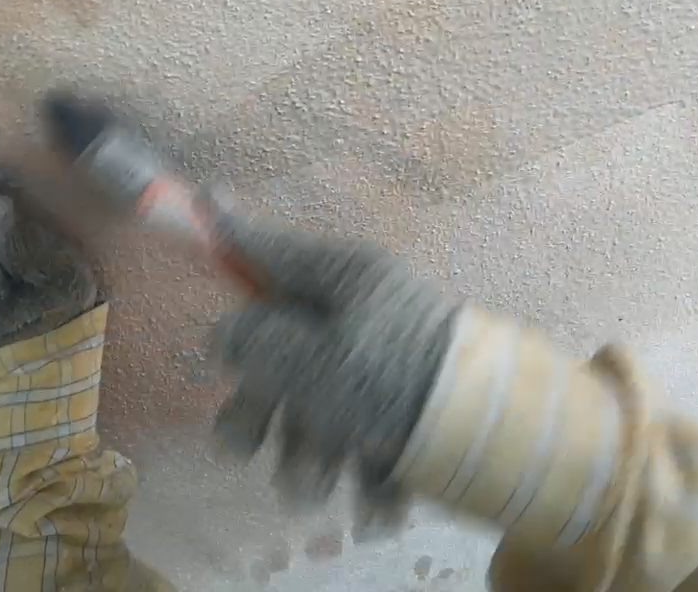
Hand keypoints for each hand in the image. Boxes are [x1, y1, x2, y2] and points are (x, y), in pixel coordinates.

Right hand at [210, 214, 456, 525]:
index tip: (204, 195)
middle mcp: (362, 313)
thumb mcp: (317, 364)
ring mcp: (385, 361)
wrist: (493, 437)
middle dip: (262, 409)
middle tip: (243, 448)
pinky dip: (365, 475)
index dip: (232, 232)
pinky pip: (364, 438)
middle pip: (283, 347)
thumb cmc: (396, 383)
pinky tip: (379, 502)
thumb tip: (226, 331)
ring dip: (311, 457)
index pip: (273, 250)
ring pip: (318, 408)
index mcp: (345, 281)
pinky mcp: (407, 407)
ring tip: (324, 485)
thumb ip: (261, 346)